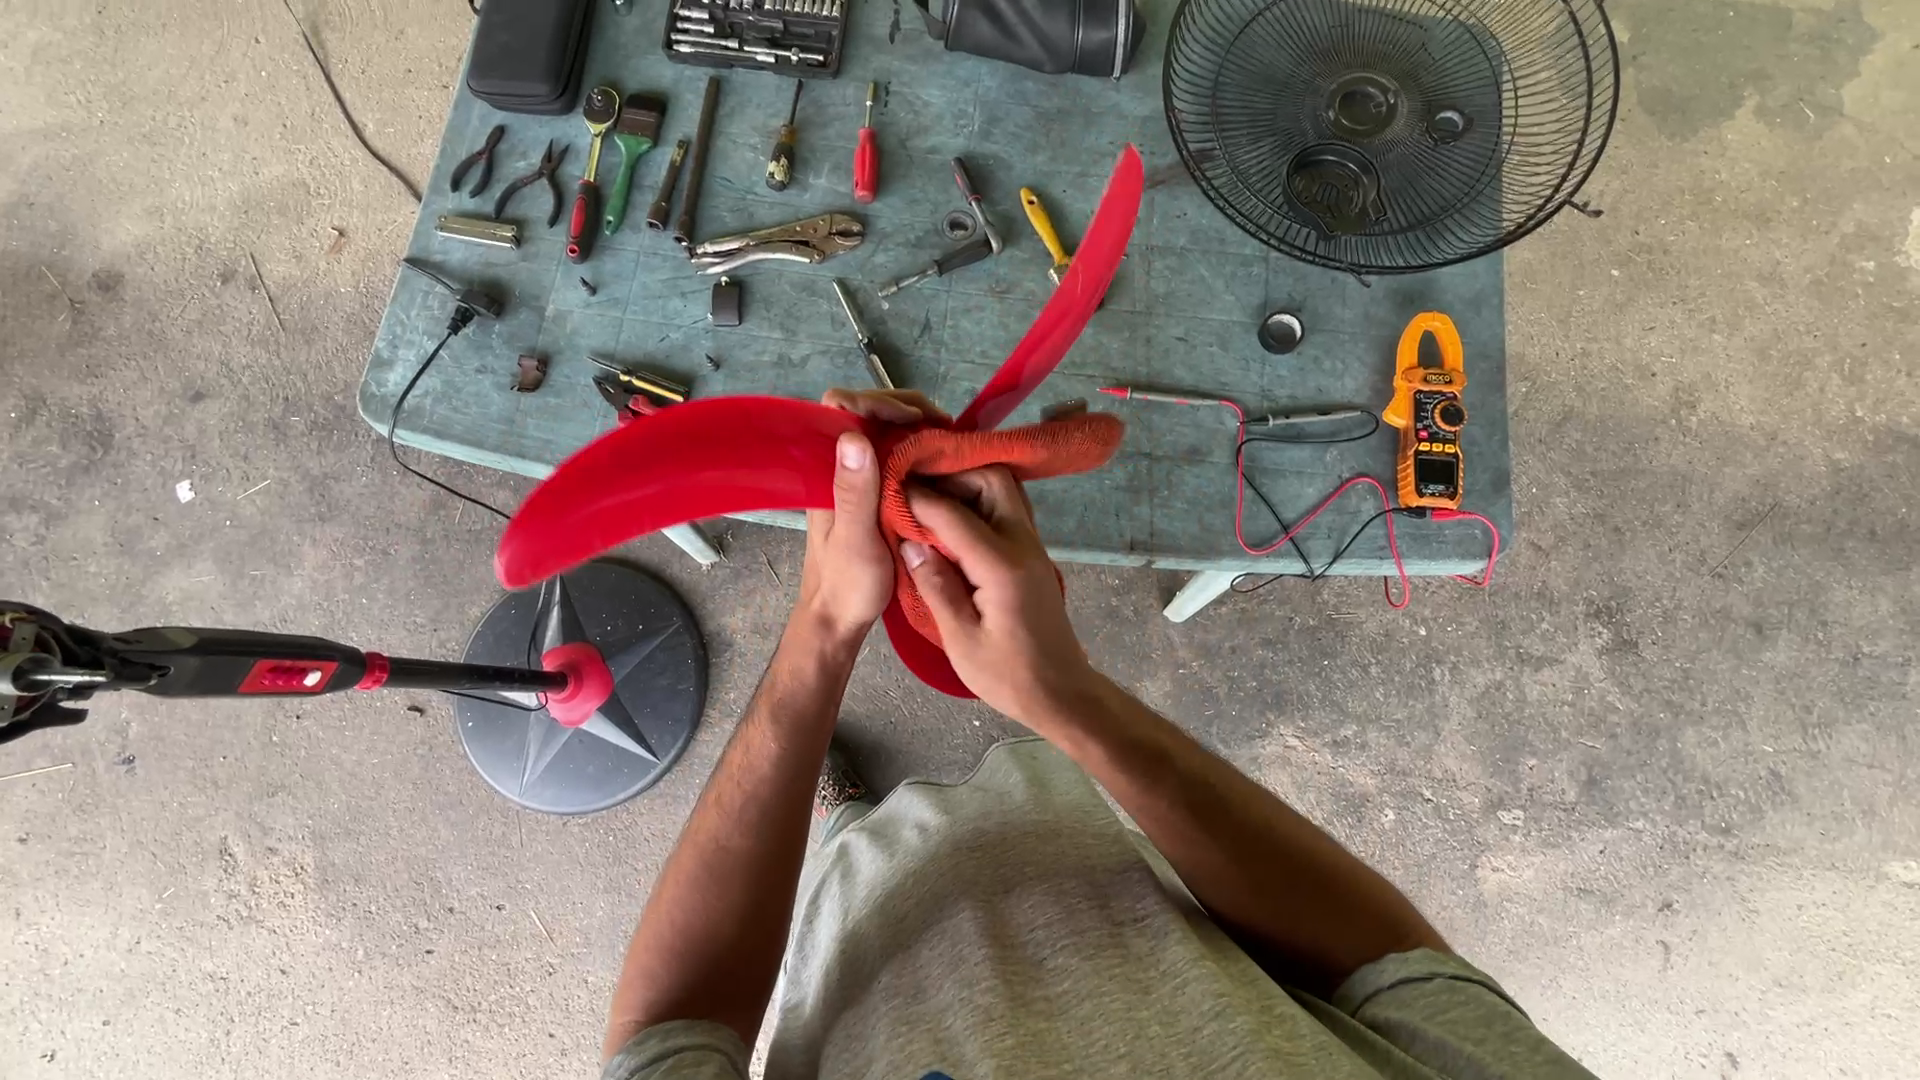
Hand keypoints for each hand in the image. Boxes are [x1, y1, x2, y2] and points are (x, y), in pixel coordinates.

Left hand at [795, 389, 948, 645]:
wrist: (839, 620)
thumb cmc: (846, 585)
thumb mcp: (855, 541)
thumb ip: (854, 491)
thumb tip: (854, 435)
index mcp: (826, 469)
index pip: (840, 406)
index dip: (877, 401)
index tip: (916, 420)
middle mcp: (839, 465)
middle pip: (868, 412)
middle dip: (907, 412)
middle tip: (947, 430)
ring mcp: (857, 479)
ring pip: (884, 433)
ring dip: (918, 430)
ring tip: (952, 444)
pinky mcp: (873, 494)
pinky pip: (896, 458)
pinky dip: (920, 453)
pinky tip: (945, 466)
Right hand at [899, 467, 1099, 724]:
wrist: (1060, 692)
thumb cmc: (1008, 675)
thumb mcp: (961, 640)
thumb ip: (935, 586)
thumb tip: (909, 542)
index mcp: (1001, 566)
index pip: (953, 514)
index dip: (916, 498)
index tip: (886, 490)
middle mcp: (1023, 544)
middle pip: (991, 480)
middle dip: (950, 477)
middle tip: (913, 493)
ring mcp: (1033, 547)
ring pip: (1004, 489)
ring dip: (967, 486)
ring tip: (930, 503)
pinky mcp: (1033, 554)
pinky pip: (1008, 509)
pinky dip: (980, 502)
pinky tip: (953, 522)